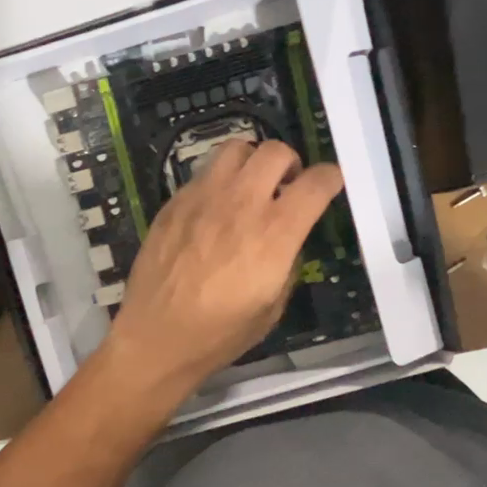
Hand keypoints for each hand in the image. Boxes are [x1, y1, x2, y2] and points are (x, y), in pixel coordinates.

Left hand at [99, 140, 343, 397]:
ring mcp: (203, 197)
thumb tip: (287, 243)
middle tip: (286, 186)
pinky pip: (203, 174)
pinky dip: (218, 182)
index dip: (330, 178)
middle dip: (289, 164)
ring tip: (248, 186)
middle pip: (275, 151)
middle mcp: (241, 203)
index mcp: (275, 233)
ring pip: (235, 149)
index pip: (316, 183)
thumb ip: (287, 265)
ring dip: (251, 162)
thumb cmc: (219, 334)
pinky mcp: (173, 203)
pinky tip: (213, 210)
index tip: (330, 184)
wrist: (156, 337)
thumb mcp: (271, 308)